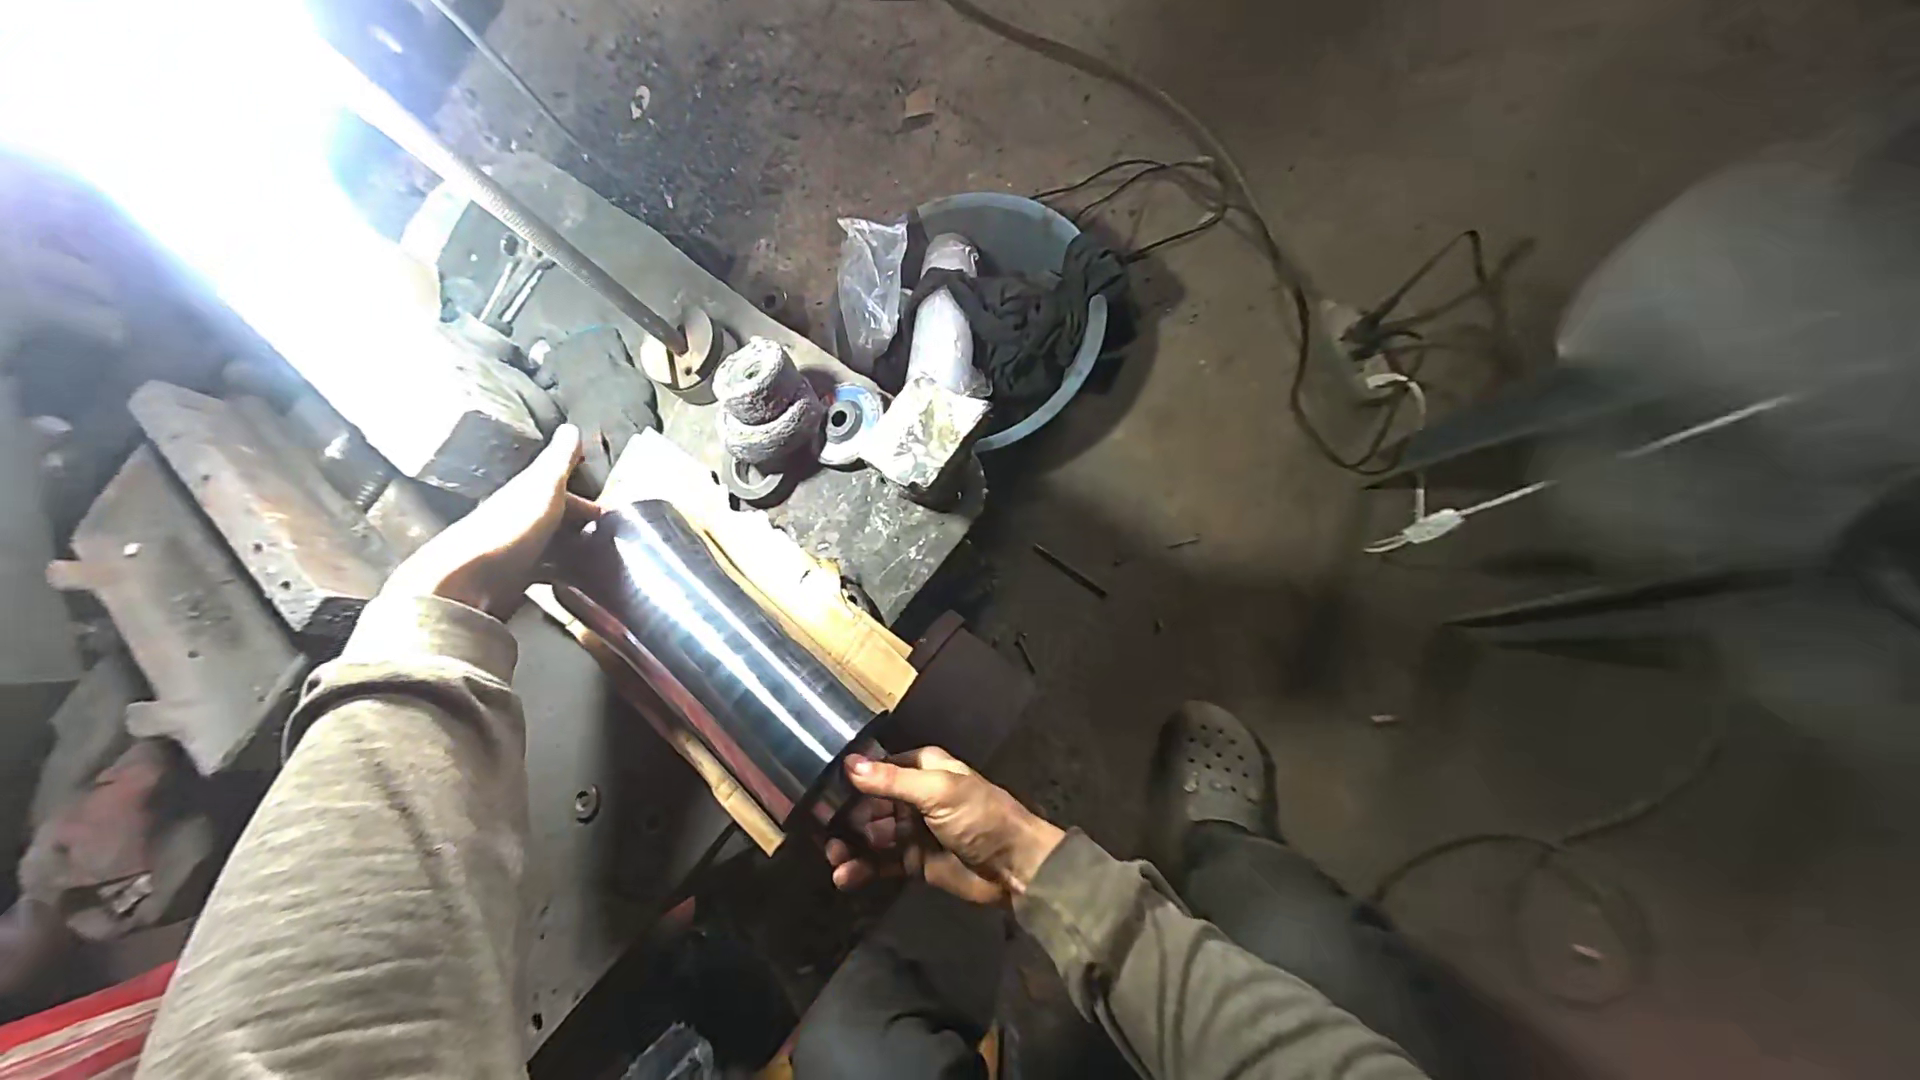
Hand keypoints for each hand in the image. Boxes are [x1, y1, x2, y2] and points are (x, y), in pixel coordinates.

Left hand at [380, 424, 594, 615]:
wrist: (467, 580)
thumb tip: (572, 428)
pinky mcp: (516, 580)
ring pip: (555, 547)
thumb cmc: (510, 528)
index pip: (561, 493)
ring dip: (576, 552)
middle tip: (613, 539)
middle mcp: (520, 519)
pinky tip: (580, 584)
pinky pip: (549, 573)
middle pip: (557, 520)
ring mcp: (517, 551)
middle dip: (583, 527)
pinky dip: (566, 576)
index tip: (611, 514)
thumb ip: (560, 461)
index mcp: (527, 494)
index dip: (586, 502)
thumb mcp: (542, 486)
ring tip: (603, 563)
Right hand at [825, 747, 1064, 906]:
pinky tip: (846, 876)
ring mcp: (914, 829)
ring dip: (851, 845)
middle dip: (847, 818)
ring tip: (834, 858)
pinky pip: (881, 862)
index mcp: (924, 768)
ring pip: (872, 834)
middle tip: (825, 834)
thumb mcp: (937, 791)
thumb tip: (849, 763)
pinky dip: (863, 868)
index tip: (822, 792)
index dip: (853, 779)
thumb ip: (892, 780)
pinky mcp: (915, 861)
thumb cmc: (980, 816)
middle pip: (870, 803)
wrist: (1014, 867)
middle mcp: (915, 795)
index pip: (880, 768)